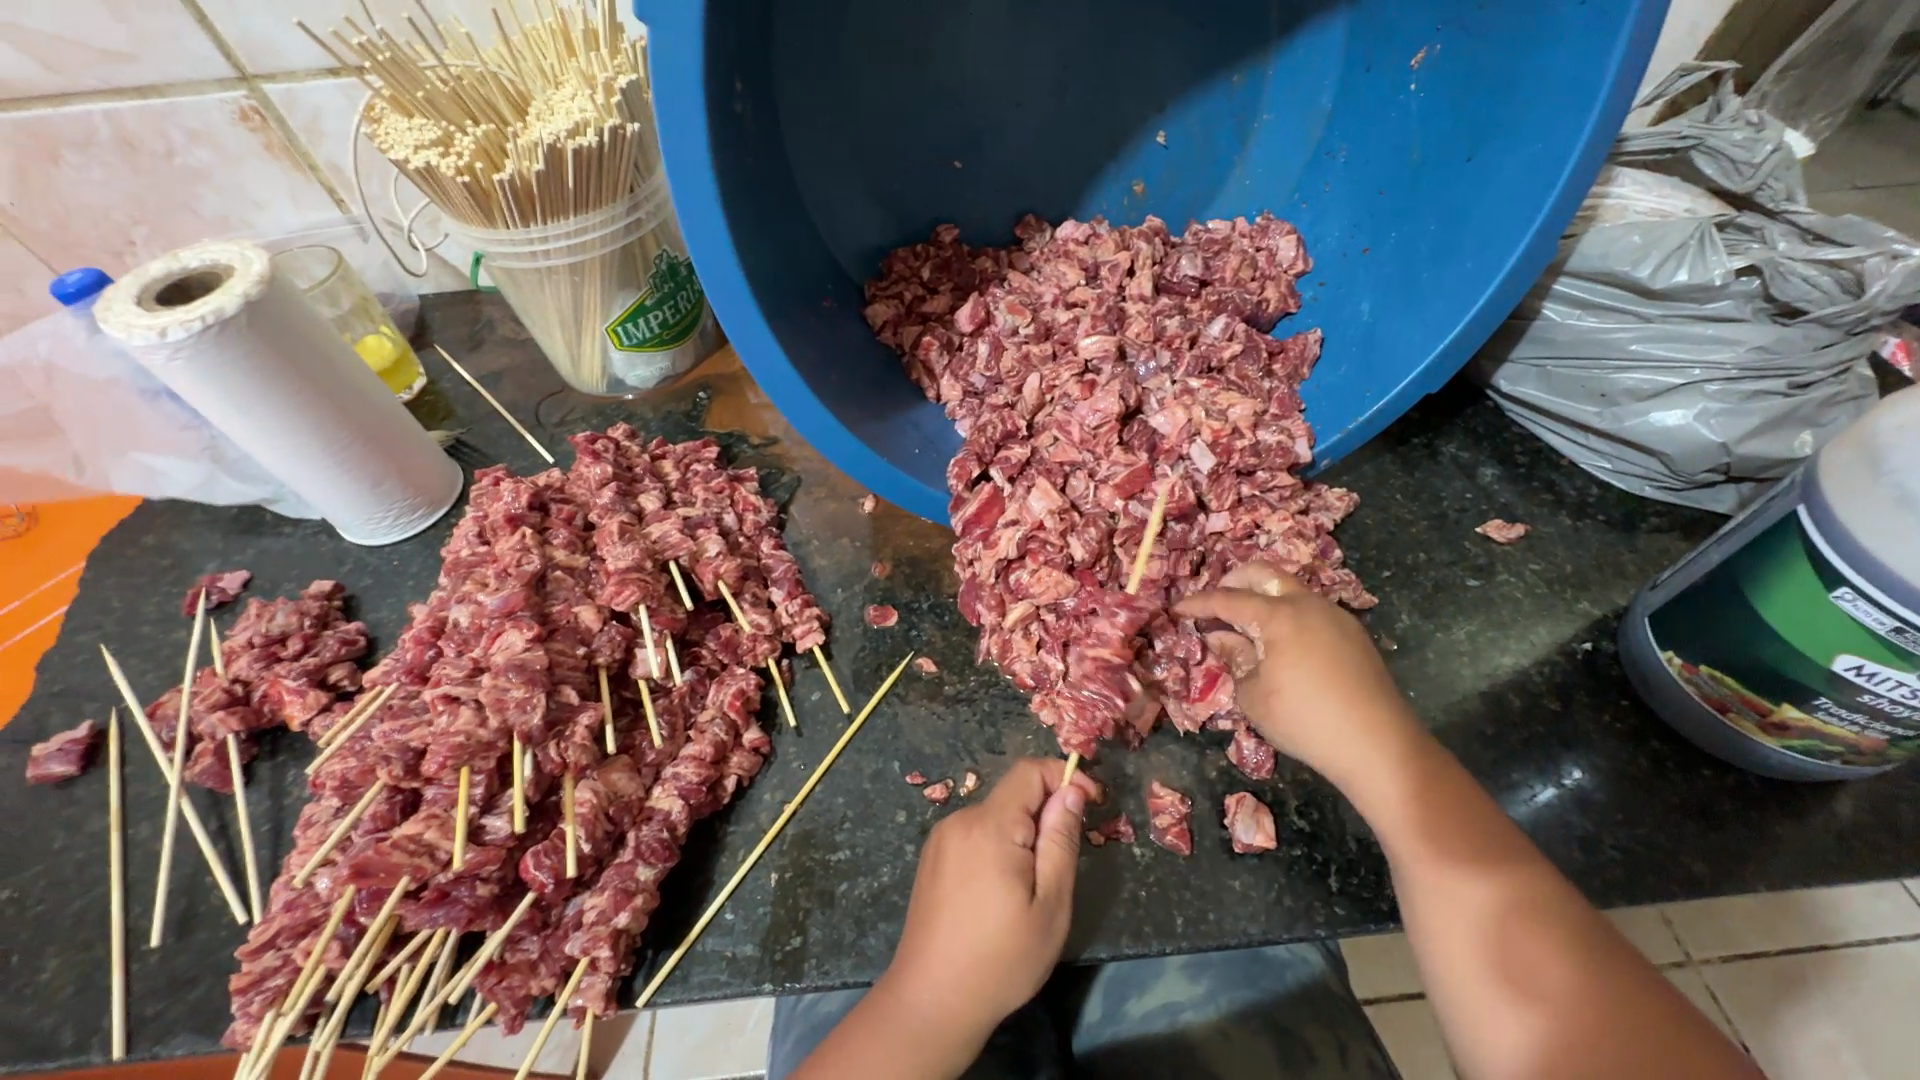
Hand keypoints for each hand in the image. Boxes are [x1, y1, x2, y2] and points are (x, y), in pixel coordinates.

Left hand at [875, 758, 1099, 1046]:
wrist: (931, 1000)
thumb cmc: (1001, 959)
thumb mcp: (1050, 905)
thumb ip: (1061, 841)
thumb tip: (1071, 791)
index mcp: (990, 826)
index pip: (1029, 771)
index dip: (1065, 776)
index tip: (1092, 803)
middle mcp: (960, 820)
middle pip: (1013, 794)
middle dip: (1046, 812)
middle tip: (1066, 860)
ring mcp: (941, 839)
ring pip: (995, 816)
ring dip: (1023, 833)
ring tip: (1034, 886)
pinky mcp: (932, 858)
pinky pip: (976, 834)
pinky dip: (999, 845)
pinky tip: (1002, 892)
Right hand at [1176, 562, 1423, 786]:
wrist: (1378, 744)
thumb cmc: (1304, 721)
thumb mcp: (1253, 696)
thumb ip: (1234, 659)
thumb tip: (1220, 637)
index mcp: (1279, 616)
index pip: (1229, 599)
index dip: (1200, 603)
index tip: (1178, 608)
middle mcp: (1309, 604)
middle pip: (1265, 575)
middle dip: (1234, 581)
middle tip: (1215, 602)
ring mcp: (1336, 616)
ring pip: (1291, 589)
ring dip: (1263, 596)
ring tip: (1244, 623)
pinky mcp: (1353, 634)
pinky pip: (1311, 610)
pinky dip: (1286, 613)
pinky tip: (1280, 641)